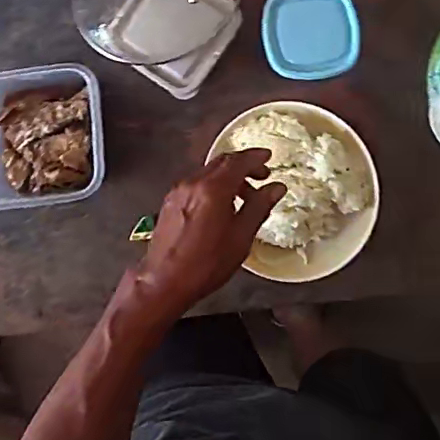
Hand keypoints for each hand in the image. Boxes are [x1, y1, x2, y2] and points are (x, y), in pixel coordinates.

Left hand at [131, 150, 285, 320]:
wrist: (164, 282)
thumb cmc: (205, 264)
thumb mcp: (241, 237)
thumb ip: (259, 207)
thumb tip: (275, 189)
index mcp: (213, 189)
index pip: (237, 161)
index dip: (255, 157)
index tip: (267, 157)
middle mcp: (193, 184)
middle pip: (221, 163)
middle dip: (243, 166)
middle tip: (261, 175)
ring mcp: (179, 192)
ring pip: (208, 173)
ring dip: (228, 178)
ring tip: (244, 197)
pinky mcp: (170, 202)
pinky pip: (196, 184)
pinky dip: (213, 186)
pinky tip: (221, 206)